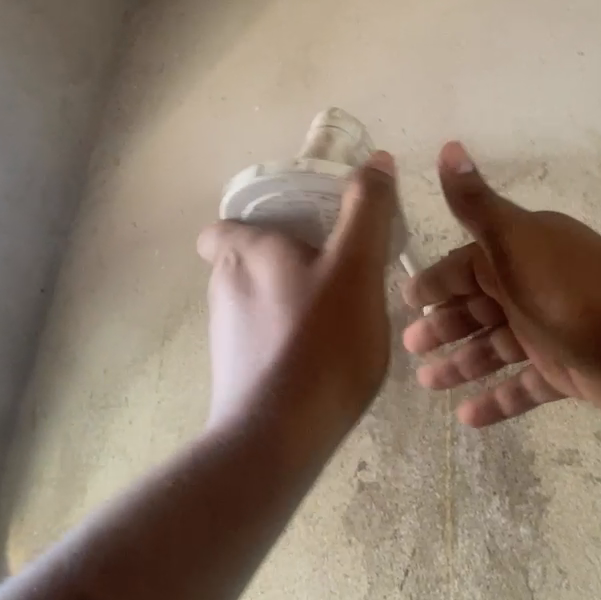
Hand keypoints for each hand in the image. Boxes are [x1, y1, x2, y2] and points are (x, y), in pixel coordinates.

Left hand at [196, 151, 400, 445]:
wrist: (277, 439)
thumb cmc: (319, 342)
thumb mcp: (356, 268)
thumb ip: (367, 212)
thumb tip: (377, 160)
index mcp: (243, 252)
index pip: (224, 224)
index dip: (254, 221)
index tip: (297, 228)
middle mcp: (223, 286)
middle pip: (247, 258)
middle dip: (284, 258)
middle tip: (335, 267)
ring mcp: (225, 333)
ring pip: (256, 298)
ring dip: (288, 297)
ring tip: (337, 314)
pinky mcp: (234, 370)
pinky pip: (262, 336)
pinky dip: (286, 335)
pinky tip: (322, 356)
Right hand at [403, 142, 600, 430]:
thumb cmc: (578, 293)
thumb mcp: (518, 243)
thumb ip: (477, 204)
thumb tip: (448, 146)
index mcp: (518, 254)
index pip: (463, 265)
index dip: (434, 282)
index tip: (403, 301)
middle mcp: (532, 288)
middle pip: (477, 307)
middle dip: (443, 326)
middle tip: (410, 349)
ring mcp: (551, 332)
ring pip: (496, 348)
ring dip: (463, 364)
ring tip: (428, 384)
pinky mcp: (569, 374)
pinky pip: (524, 387)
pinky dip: (497, 399)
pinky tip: (467, 419)